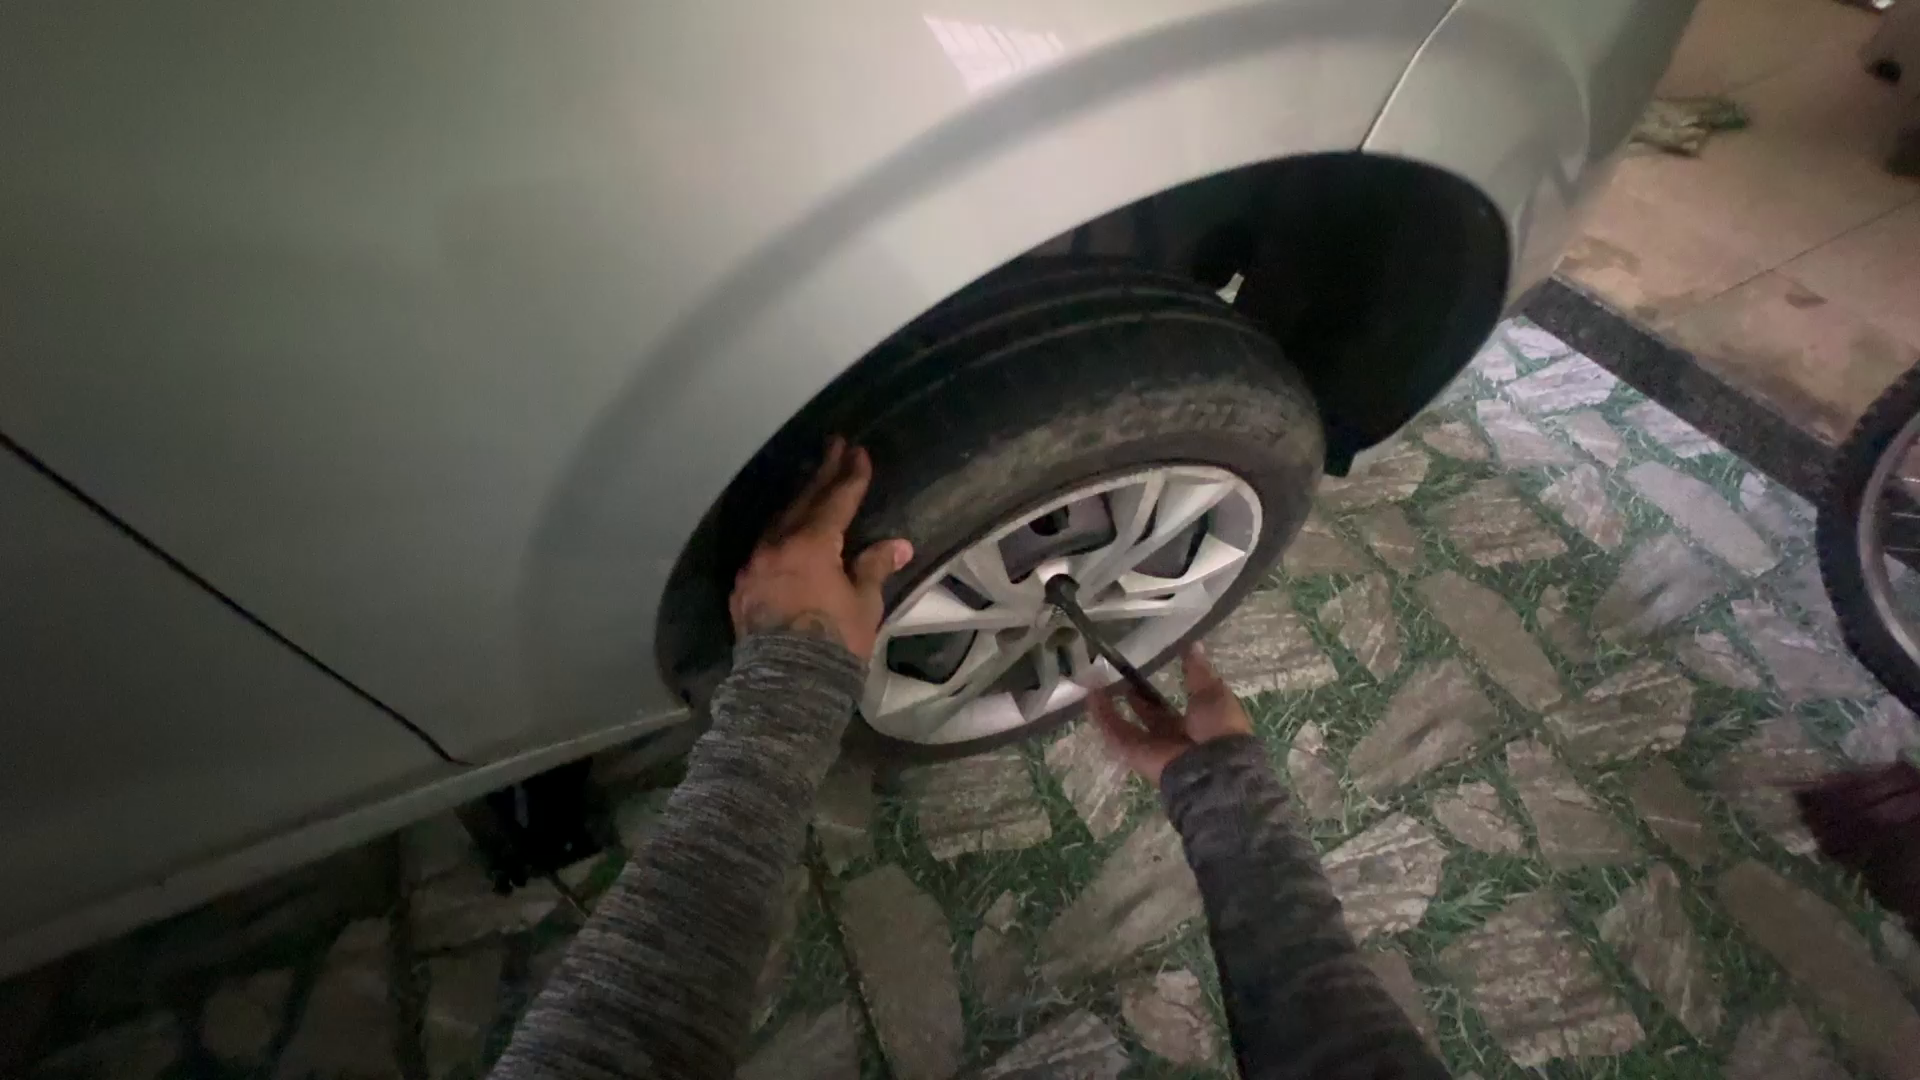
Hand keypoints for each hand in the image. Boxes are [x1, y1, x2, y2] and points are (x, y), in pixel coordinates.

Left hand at [729, 438, 912, 660]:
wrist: (787, 686)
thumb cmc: (834, 642)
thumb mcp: (864, 603)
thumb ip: (875, 567)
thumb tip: (898, 546)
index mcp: (810, 545)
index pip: (835, 501)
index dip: (851, 477)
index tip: (860, 453)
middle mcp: (776, 547)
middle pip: (803, 501)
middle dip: (822, 473)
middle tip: (835, 444)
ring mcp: (754, 567)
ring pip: (779, 522)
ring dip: (799, 501)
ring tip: (814, 483)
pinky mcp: (743, 589)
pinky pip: (764, 548)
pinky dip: (781, 533)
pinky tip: (788, 532)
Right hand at [1086, 643, 1251, 782]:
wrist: (1214, 767)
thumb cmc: (1219, 728)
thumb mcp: (1213, 692)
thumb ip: (1198, 671)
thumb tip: (1194, 644)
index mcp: (1193, 724)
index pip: (1169, 706)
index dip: (1155, 691)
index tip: (1144, 670)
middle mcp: (1170, 736)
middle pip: (1145, 715)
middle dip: (1133, 697)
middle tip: (1118, 675)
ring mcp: (1149, 745)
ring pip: (1124, 724)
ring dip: (1110, 705)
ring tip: (1095, 681)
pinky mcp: (1132, 752)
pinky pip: (1114, 732)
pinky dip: (1102, 715)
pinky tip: (1091, 694)